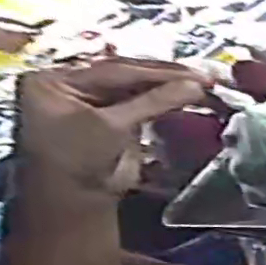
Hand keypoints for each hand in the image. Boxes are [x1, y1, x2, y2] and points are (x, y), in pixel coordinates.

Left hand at [13, 59, 207, 196]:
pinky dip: (170, 102)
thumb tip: (197, 86)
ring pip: (140, 89)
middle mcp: (74, 84)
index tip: (199, 76)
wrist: (76, 194)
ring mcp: (96, 102)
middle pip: (128, 76)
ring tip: (206, 89)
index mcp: (57, 79)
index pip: (116, 70)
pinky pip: (146, 104)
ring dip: (173, 90)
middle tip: (208, 79)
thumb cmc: (78, 155)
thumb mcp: (112, 124)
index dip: (160, 72)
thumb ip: (154, 102)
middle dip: (169, 78)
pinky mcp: (117, 118)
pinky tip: (191, 99)